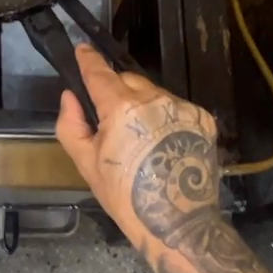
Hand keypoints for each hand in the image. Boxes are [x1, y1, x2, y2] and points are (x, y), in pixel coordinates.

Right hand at [54, 44, 221, 252]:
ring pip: (152, 93)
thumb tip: (70, 97)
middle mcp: (154, 100)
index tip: (82, 49)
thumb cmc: (126, 197)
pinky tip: (159, 142)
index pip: (100, 73)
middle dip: (115, 91)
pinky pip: (174, 107)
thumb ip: (71, 125)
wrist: (177, 223)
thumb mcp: (86, 164)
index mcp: (122, 109)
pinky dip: (163, 116)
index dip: (89, 60)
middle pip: (127, 81)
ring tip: (137, 138)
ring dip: (140, 105)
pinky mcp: (202, 119)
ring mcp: (182, 108)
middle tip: (108, 118)